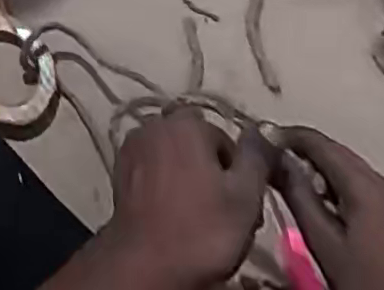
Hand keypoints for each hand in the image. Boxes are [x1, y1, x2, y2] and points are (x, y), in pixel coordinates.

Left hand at [97, 110, 275, 289]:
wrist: (148, 259)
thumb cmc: (203, 229)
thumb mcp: (246, 195)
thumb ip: (256, 157)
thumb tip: (263, 129)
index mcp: (187, 123)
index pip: (224, 140)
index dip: (238, 173)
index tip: (243, 204)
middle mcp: (156, 123)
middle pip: (195, 143)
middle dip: (211, 170)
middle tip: (224, 211)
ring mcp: (134, 142)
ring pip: (172, 153)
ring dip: (185, 173)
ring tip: (196, 214)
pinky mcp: (120, 164)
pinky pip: (151, 165)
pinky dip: (161, 180)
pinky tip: (170, 209)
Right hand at [274, 126, 383, 289]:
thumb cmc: (371, 287)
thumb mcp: (325, 245)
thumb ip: (297, 195)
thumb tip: (275, 159)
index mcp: (369, 187)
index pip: (319, 142)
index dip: (286, 136)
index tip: (260, 141)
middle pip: (340, 155)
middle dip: (306, 156)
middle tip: (275, 168)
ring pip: (357, 174)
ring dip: (327, 176)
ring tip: (302, 195)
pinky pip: (374, 194)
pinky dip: (349, 193)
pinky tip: (336, 216)